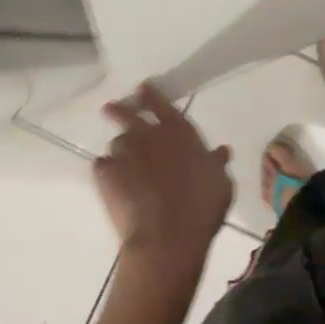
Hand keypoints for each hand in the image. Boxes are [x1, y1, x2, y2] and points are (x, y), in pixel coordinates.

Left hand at [93, 83, 233, 261]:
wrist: (167, 235)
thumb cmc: (202, 206)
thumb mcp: (220, 183)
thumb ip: (216, 164)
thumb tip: (221, 151)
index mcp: (179, 132)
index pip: (161, 104)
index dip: (151, 95)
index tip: (142, 88)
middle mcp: (149, 135)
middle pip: (129, 115)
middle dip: (120, 110)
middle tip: (110, 108)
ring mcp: (124, 153)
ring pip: (117, 143)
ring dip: (119, 149)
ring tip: (120, 161)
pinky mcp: (106, 175)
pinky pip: (102, 166)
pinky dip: (107, 171)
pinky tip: (111, 180)